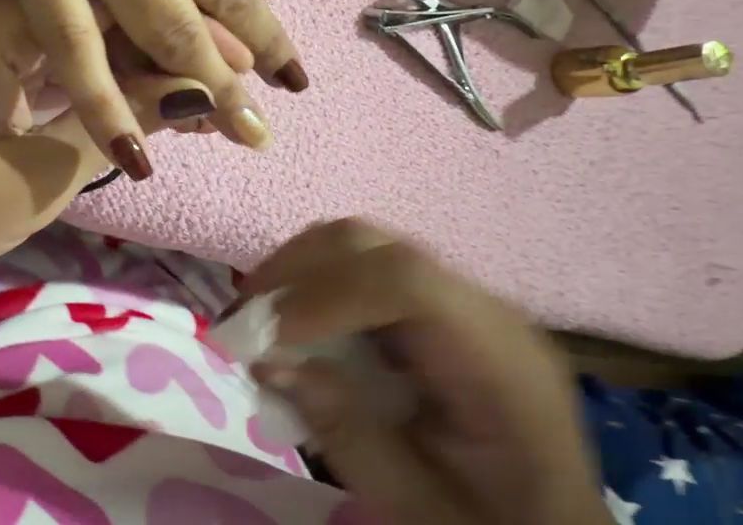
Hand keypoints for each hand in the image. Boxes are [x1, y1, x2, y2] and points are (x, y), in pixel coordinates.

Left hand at [0, 0, 249, 289]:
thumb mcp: (40, 172)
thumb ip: (119, 124)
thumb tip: (199, 90)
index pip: (115, 11)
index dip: (186, 42)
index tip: (252, 71)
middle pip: (103, 16)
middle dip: (171, 53)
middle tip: (243, 88)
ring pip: (84, 36)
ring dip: (139, 67)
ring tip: (210, 96)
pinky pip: (56, 56)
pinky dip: (100, 80)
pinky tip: (152, 99)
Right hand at [242, 221, 608, 524]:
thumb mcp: (416, 505)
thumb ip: (345, 433)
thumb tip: (269, 360)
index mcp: (499, 362)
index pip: (406, 283)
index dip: (325, 295)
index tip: (268, 336)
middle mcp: (487, 311)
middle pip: (376, 247)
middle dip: (297, 270)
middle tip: (243, 318)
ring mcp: (465, 302)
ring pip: (365, 244)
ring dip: (301, 270)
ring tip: (259, 316)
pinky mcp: (442, 308)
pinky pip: (368, 268)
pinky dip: (318, 283)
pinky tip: (296, 323)